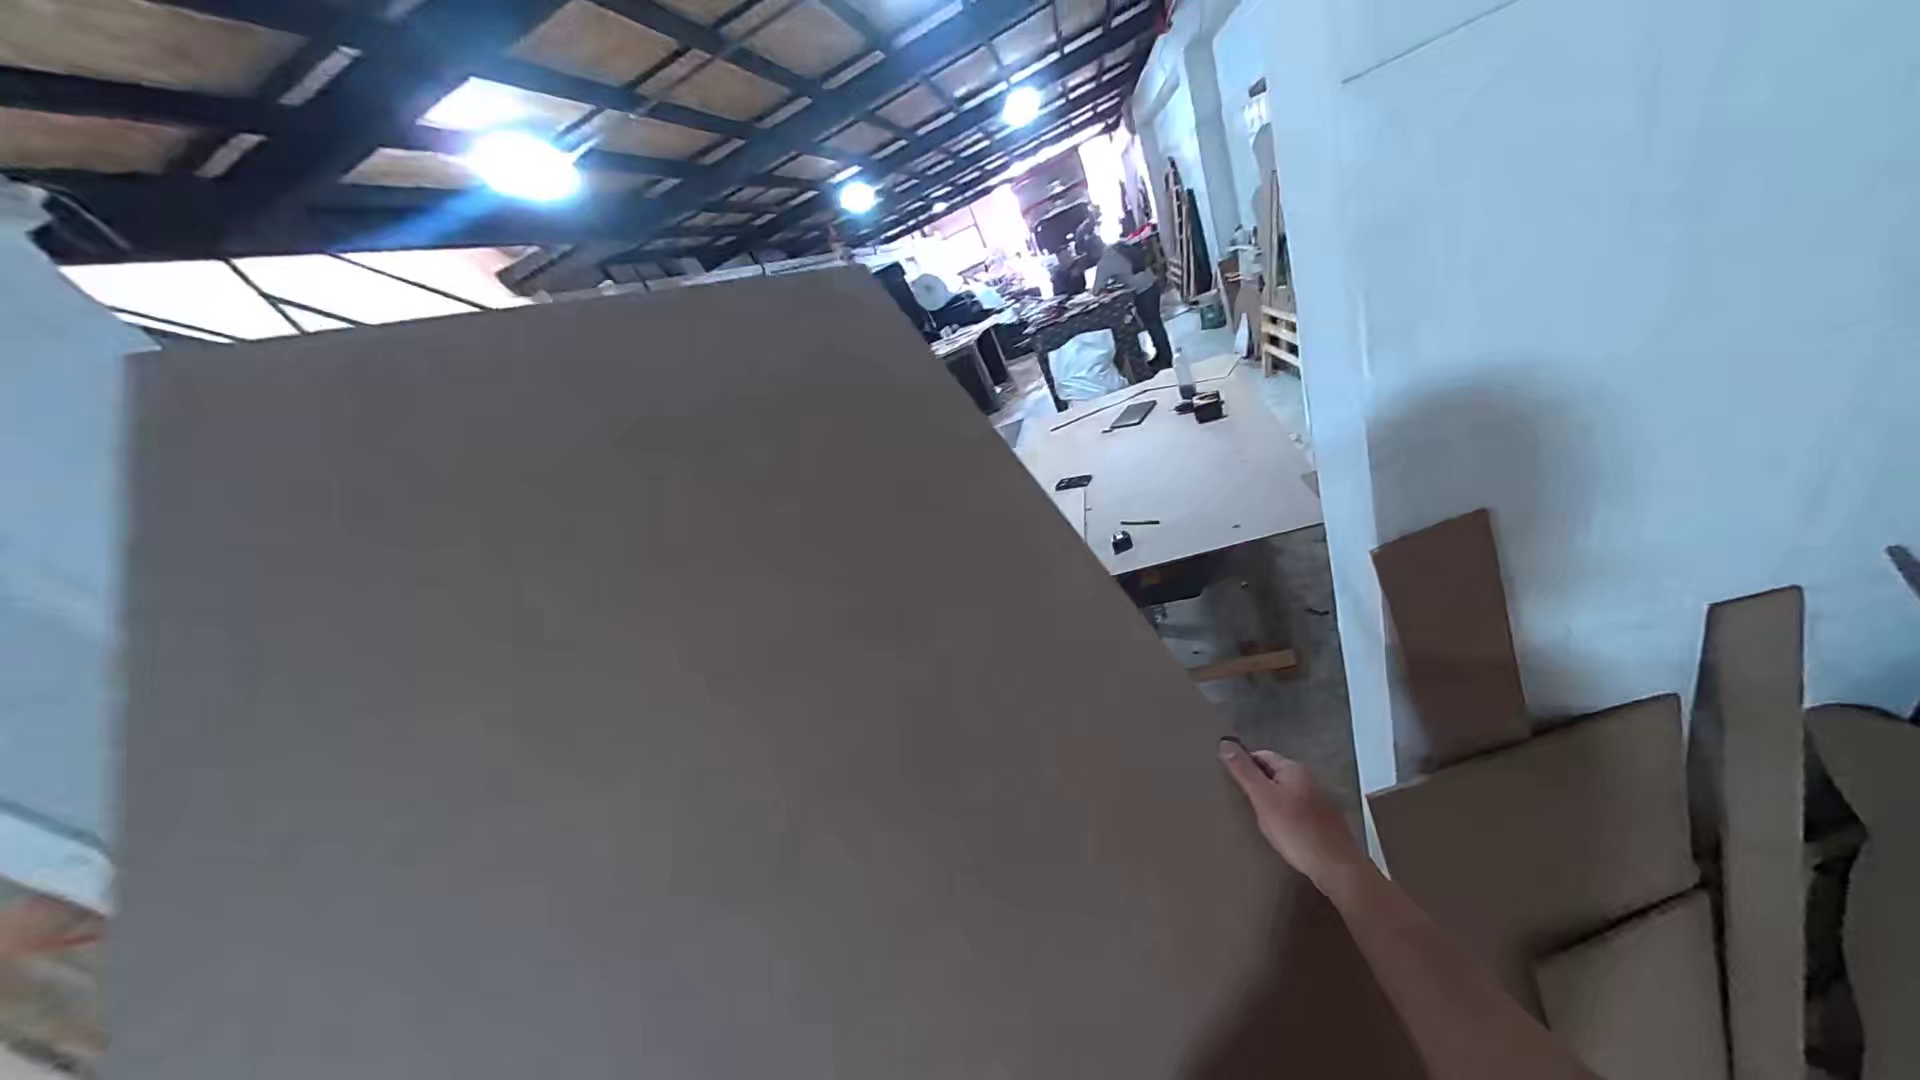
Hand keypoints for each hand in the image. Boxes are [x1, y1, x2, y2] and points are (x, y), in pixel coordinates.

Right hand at [1218, 738, 1369, 891]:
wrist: (1338, 870)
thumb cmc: (1296, 831)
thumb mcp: (1262, 798)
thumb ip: (1243, 770)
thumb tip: (1225, 743)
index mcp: (1294, 769)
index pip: (1260, 755)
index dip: (1244, 766)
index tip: (1235, 784)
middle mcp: (1311, 780)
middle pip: (1274, 774)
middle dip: (1258, 786)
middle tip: (1248, 805)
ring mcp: (1322, 801)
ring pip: (1287, 793)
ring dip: (1273, 802)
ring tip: (1264, 821)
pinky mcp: (1327, 822)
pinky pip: (1298, 810)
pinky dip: (1287, 817)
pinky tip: (1285, 832)